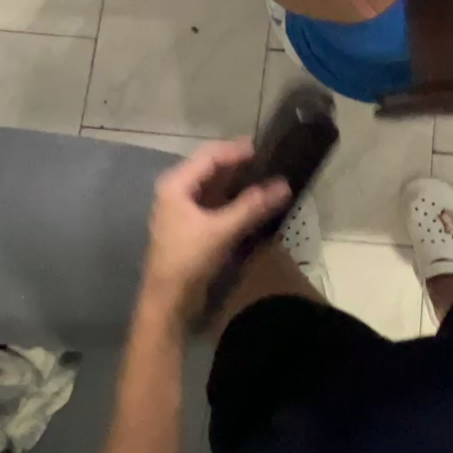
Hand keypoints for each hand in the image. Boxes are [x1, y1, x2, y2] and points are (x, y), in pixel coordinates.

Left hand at [140, 140, 291, 319]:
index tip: (266, 149)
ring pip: (215, 185)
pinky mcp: (192, 225)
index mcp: (176, 184)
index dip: (238, 150)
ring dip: (239, 182)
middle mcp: (177, 190)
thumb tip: (284, 185)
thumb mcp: (222, 231)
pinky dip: (234, 199)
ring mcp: (183, 208)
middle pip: (212, 168)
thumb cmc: (188, 260)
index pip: (211, 155)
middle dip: (240, 165)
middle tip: (271, 162)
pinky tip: (254, 201)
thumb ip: (252, 206)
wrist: (167, 303)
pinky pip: (216, 202)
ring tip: (267, 179)